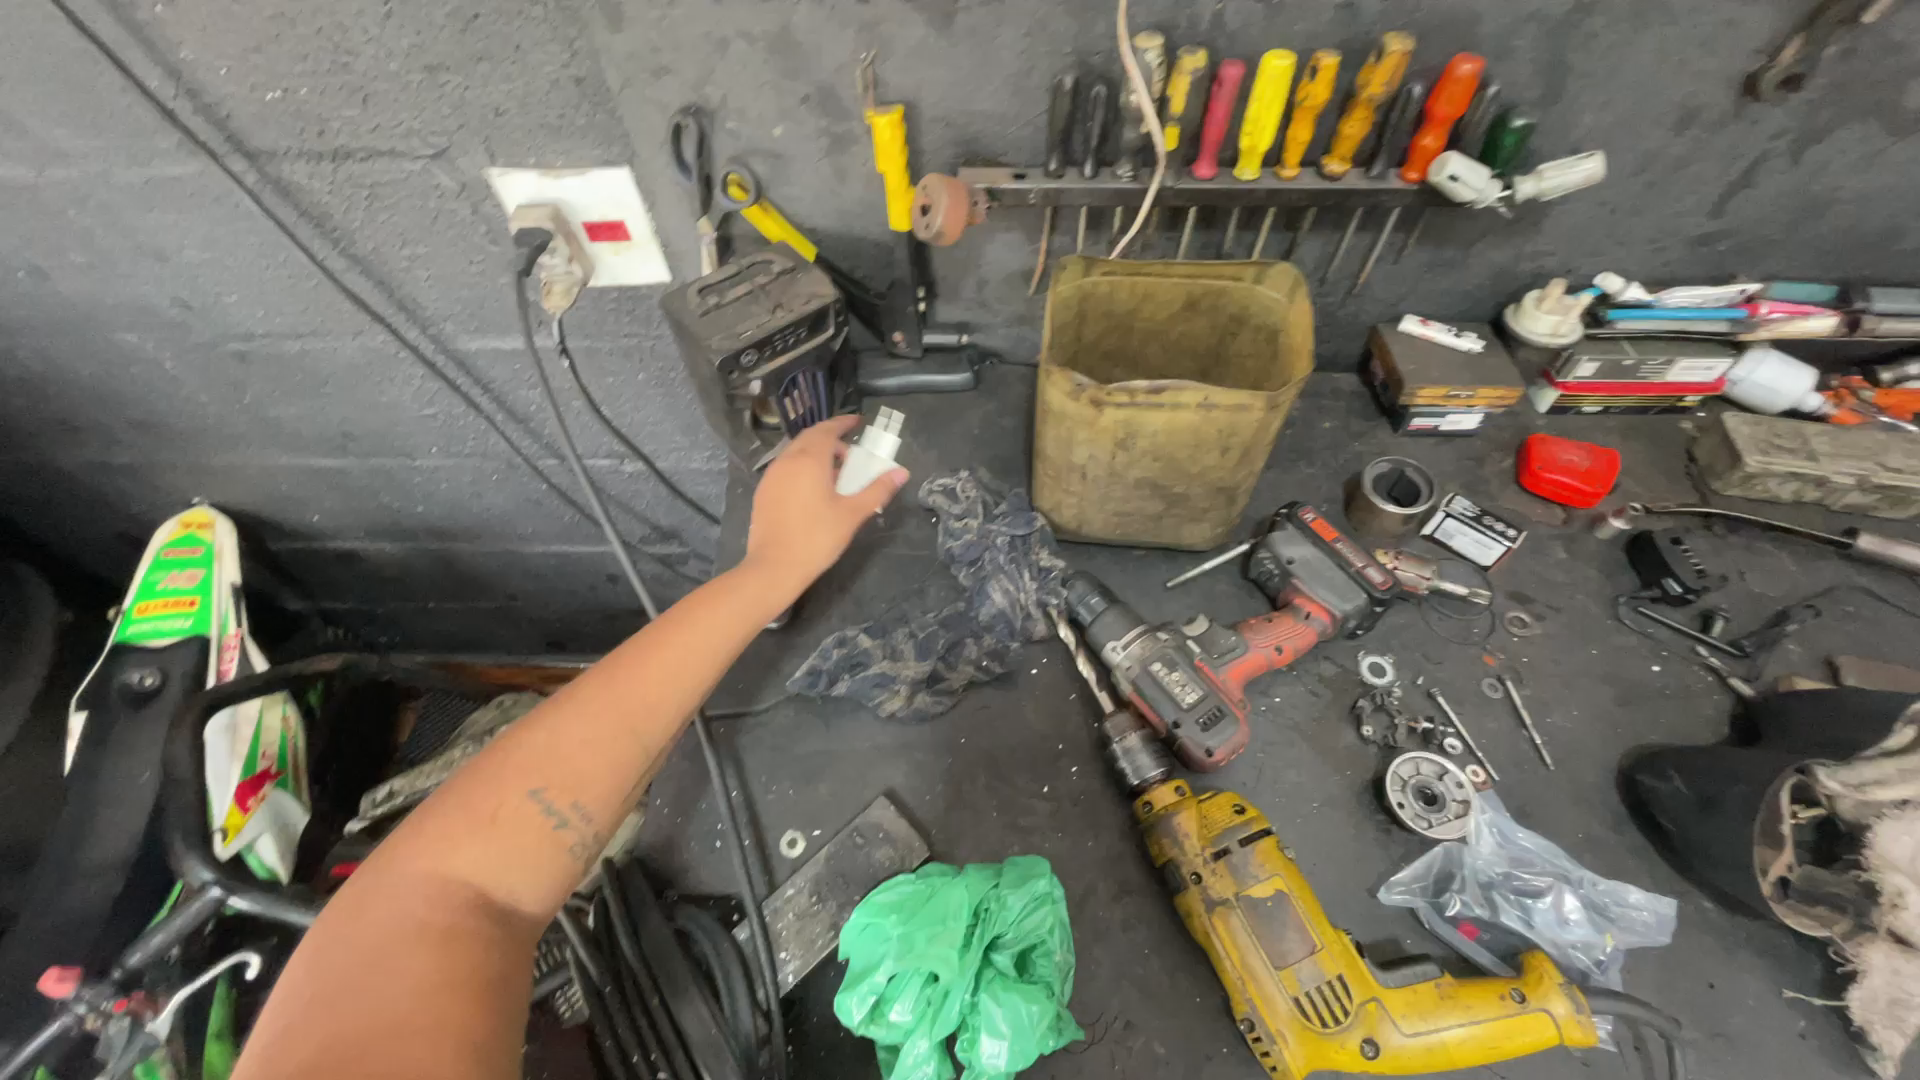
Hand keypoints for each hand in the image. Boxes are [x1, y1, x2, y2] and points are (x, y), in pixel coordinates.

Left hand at [741, 415, 908, 601]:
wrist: (774, 567)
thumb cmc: (817, 539)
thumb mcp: (853, 514)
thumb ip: (877, 490)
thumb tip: (901, 472)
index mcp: (809, 460)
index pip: (827, 430)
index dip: (843, 423)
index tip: (857, 422)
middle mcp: (787, 461)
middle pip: (809, 438)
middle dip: (830, 438)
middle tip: (851, 453)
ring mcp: (771, 476)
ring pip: (795, 452)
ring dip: (815, 453)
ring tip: (835, 473)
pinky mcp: (764, 491)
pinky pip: (785, 467)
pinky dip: (802, 466)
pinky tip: (813, 489)